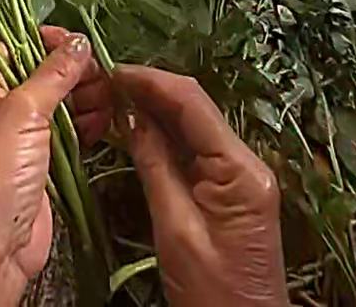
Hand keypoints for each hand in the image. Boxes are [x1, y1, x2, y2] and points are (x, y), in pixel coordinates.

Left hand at [0, 28, 103, 306]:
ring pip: (58, 100)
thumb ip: (54, 74)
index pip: (14, 45)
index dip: (45, 40)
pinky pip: (67, 129)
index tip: (77, 40)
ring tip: (111, 95)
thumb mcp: (22, 113)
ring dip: (85, 95)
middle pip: (41, 71)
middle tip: (102, 73)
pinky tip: (106, 118)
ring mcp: (20, 133)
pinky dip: (87, 122)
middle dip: (73, 70)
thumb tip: (80, 40)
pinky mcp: (41, 159)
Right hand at [117, 65, 287, 306]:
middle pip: (194, 108)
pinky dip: (166, 134)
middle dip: (151, 90)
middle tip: (109, 82)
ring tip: (117, 96)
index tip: (114, 71)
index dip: (151, 81)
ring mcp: (241, 173)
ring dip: (156, 108)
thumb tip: (128, 113)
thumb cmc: (212, 295)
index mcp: (240, 168)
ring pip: (193, 124)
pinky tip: (139, 126)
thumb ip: (153, 163)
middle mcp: (245, 161)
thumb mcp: (175, 229)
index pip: (192, 103)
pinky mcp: (231, 188)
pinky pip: (195, 148)